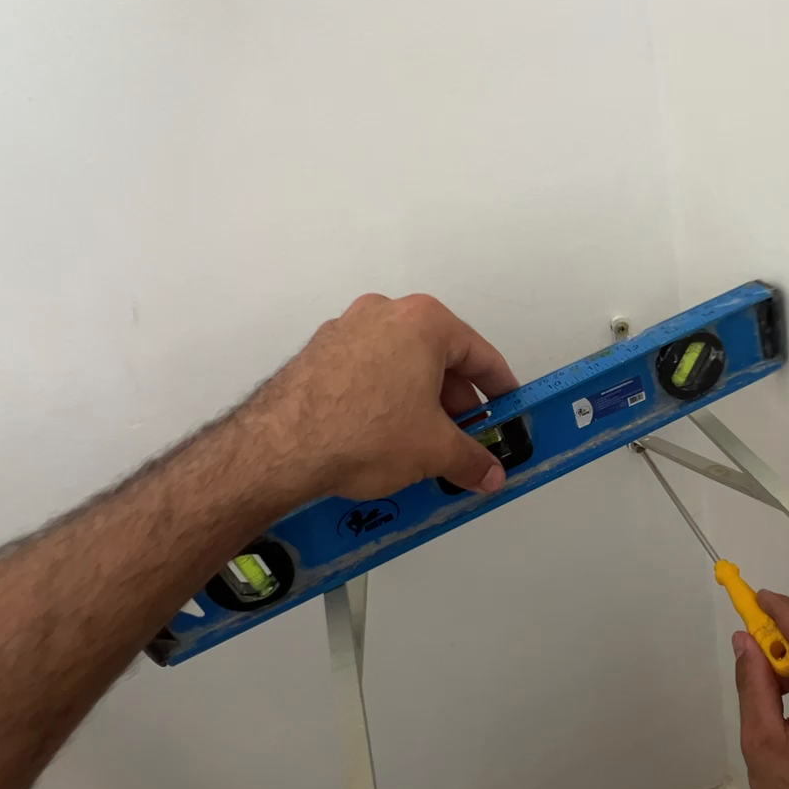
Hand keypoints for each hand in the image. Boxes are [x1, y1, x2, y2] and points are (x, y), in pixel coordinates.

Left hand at [248, 293, 518, 500]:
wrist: (279, 450)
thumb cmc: (365, 433)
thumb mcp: (434, 450)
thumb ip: (472, 459)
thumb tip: (490, 474)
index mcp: (424, 322)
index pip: (481, 356)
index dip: (502, 390)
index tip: (510, 410)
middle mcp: (385, 313)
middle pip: (440, 358)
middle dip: (458, 401)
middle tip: (468, 437)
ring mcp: (347, 329)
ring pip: (403, 365)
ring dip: (422, 401)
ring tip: (427, 442)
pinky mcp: (319, 353)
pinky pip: (370, 373)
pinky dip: (388, 398)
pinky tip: (388, 435)